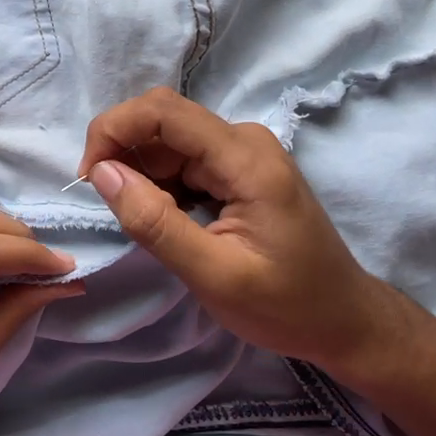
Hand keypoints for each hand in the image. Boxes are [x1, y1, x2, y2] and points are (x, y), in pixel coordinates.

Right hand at [77, 88, 402, 375]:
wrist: (346, 324)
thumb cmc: (287, 307)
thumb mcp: (214, 277)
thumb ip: (155, 224)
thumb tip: (100, 173)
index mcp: (247, 160)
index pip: (162, 111)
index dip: (114, 131)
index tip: (89, 177)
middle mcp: (244, 141)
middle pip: (160, 119)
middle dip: (121, 151)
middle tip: (107, 201)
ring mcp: (241, 151)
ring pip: (165, 139)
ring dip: (139, 172)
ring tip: (144, 222)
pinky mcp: (235, 167)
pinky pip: (179, 157)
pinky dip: (157, 182)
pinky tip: (166, 218)